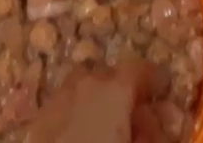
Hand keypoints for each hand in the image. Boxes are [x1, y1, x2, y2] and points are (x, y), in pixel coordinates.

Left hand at [26, 59, 158, 142]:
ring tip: (107, 125)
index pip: (139, 69)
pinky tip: (81, 134)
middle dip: (124, 91)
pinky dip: (77, 113)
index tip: (164, 88)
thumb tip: (154, 125)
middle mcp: (85, 84)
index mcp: (114, 90)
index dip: (154, 77)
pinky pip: (64, 105)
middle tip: (135, 114)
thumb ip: (151, 133)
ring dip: (98, 100)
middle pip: (109, 75)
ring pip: (83, 87)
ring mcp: (58, 99)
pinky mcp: (38, 120)